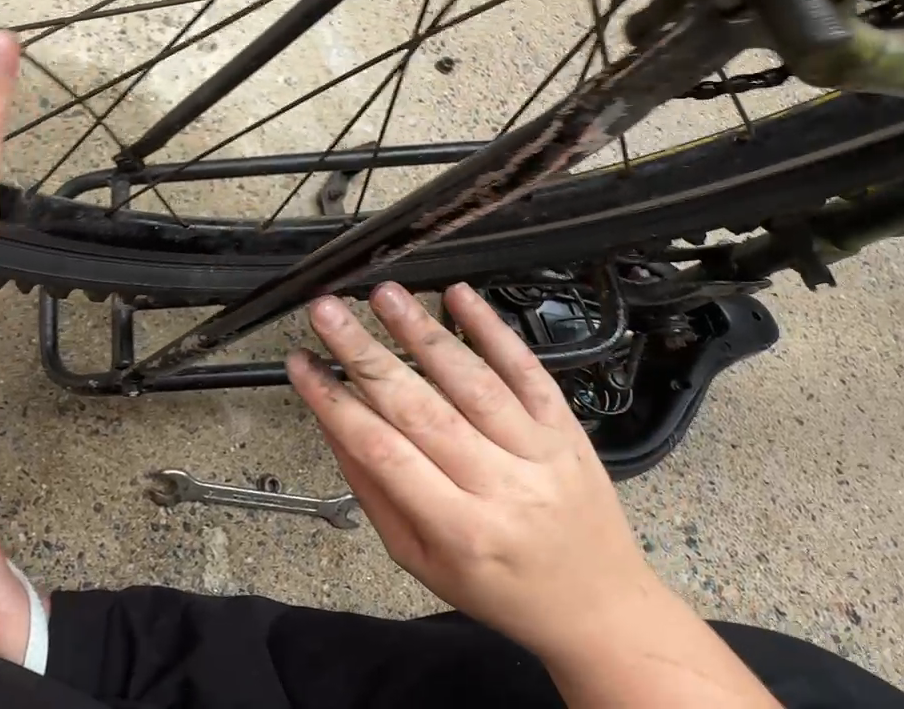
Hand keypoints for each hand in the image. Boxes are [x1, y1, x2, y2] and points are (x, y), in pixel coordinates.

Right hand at [288, 283, 671, 659]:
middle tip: (326, 312)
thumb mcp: (417, 561)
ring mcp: (540, 453)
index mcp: (460, 530)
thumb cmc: (499, 589)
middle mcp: (502, 488)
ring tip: (382, 294)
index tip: (300, 365)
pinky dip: (492, 330)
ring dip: (421, 331)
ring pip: (472, 381)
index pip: (382, 452)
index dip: (333, 403)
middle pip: (421, 408)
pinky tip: (459, 296)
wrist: (603, 610)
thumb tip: (331, 420)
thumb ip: (372, 490)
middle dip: (364, 354)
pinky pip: (528, 372)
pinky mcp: (567, 429)